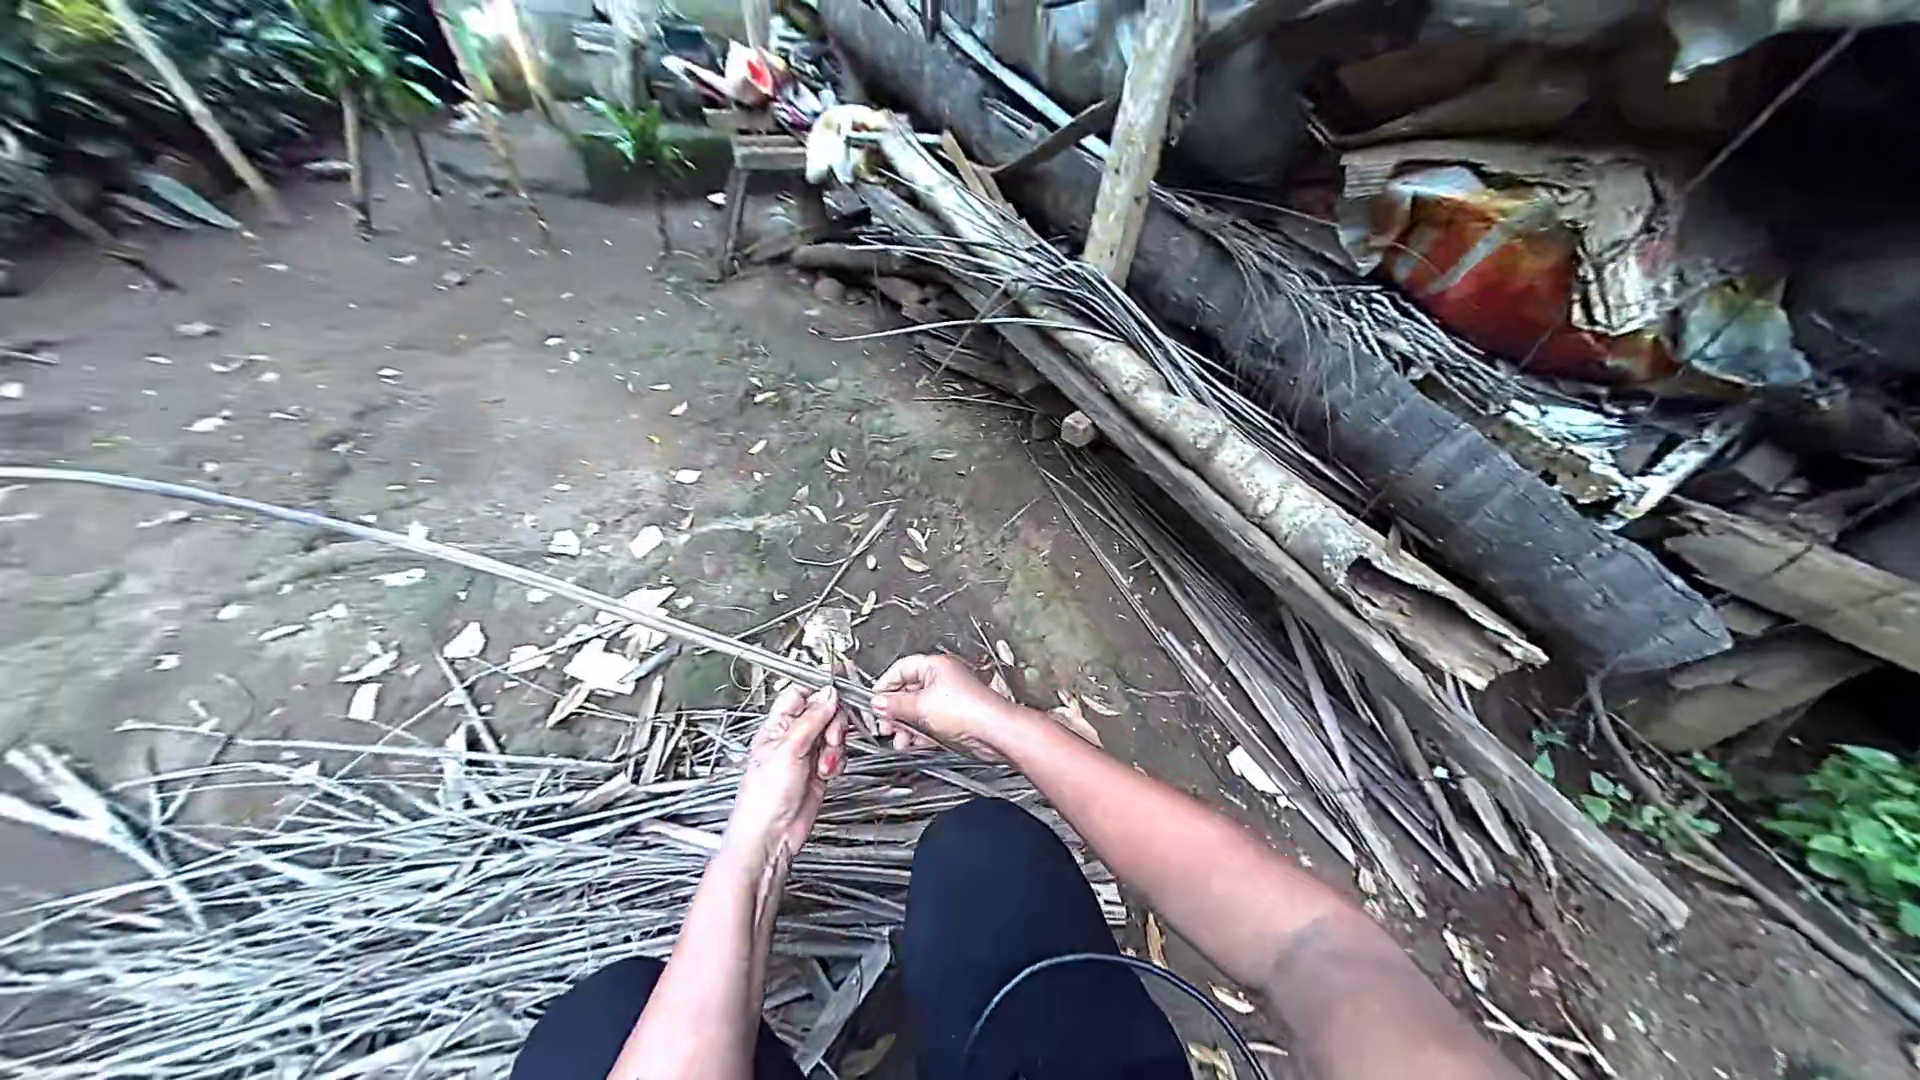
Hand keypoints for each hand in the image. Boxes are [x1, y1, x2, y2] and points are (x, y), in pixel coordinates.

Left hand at [728, 684, 846, 858]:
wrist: (770, 837)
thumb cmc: (764, 798)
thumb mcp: (790, 749)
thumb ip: (812, 718)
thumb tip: (829, 693)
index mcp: (777, 726)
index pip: (800, 694)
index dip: (819, 693)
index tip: (836, 696)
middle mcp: (792, 737)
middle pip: (823, 713)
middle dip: (833, 724)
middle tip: (831, 737)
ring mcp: (806, 754)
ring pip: (834, 734)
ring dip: (835, 747)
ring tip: (824, 763)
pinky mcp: (819, 771)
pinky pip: (838, 754)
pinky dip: (838, 762)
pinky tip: (827, 773)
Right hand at [870, 654, 1025, 759]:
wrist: (994, 733)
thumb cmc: (969, 711)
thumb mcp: (921, 706)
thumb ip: (895, 705)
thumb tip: (878, 702)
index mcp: (935, 666)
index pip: (901, 669)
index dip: (885, 685)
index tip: (874, 701)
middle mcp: (942, 679)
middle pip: (908, 692)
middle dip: (895, 711)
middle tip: (885, 724)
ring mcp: (948, 699)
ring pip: (918, 710)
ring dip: (905, 726)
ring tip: (899, 739)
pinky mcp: (954, 718)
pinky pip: (929, 723)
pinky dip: (919, 733)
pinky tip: (912, 744)